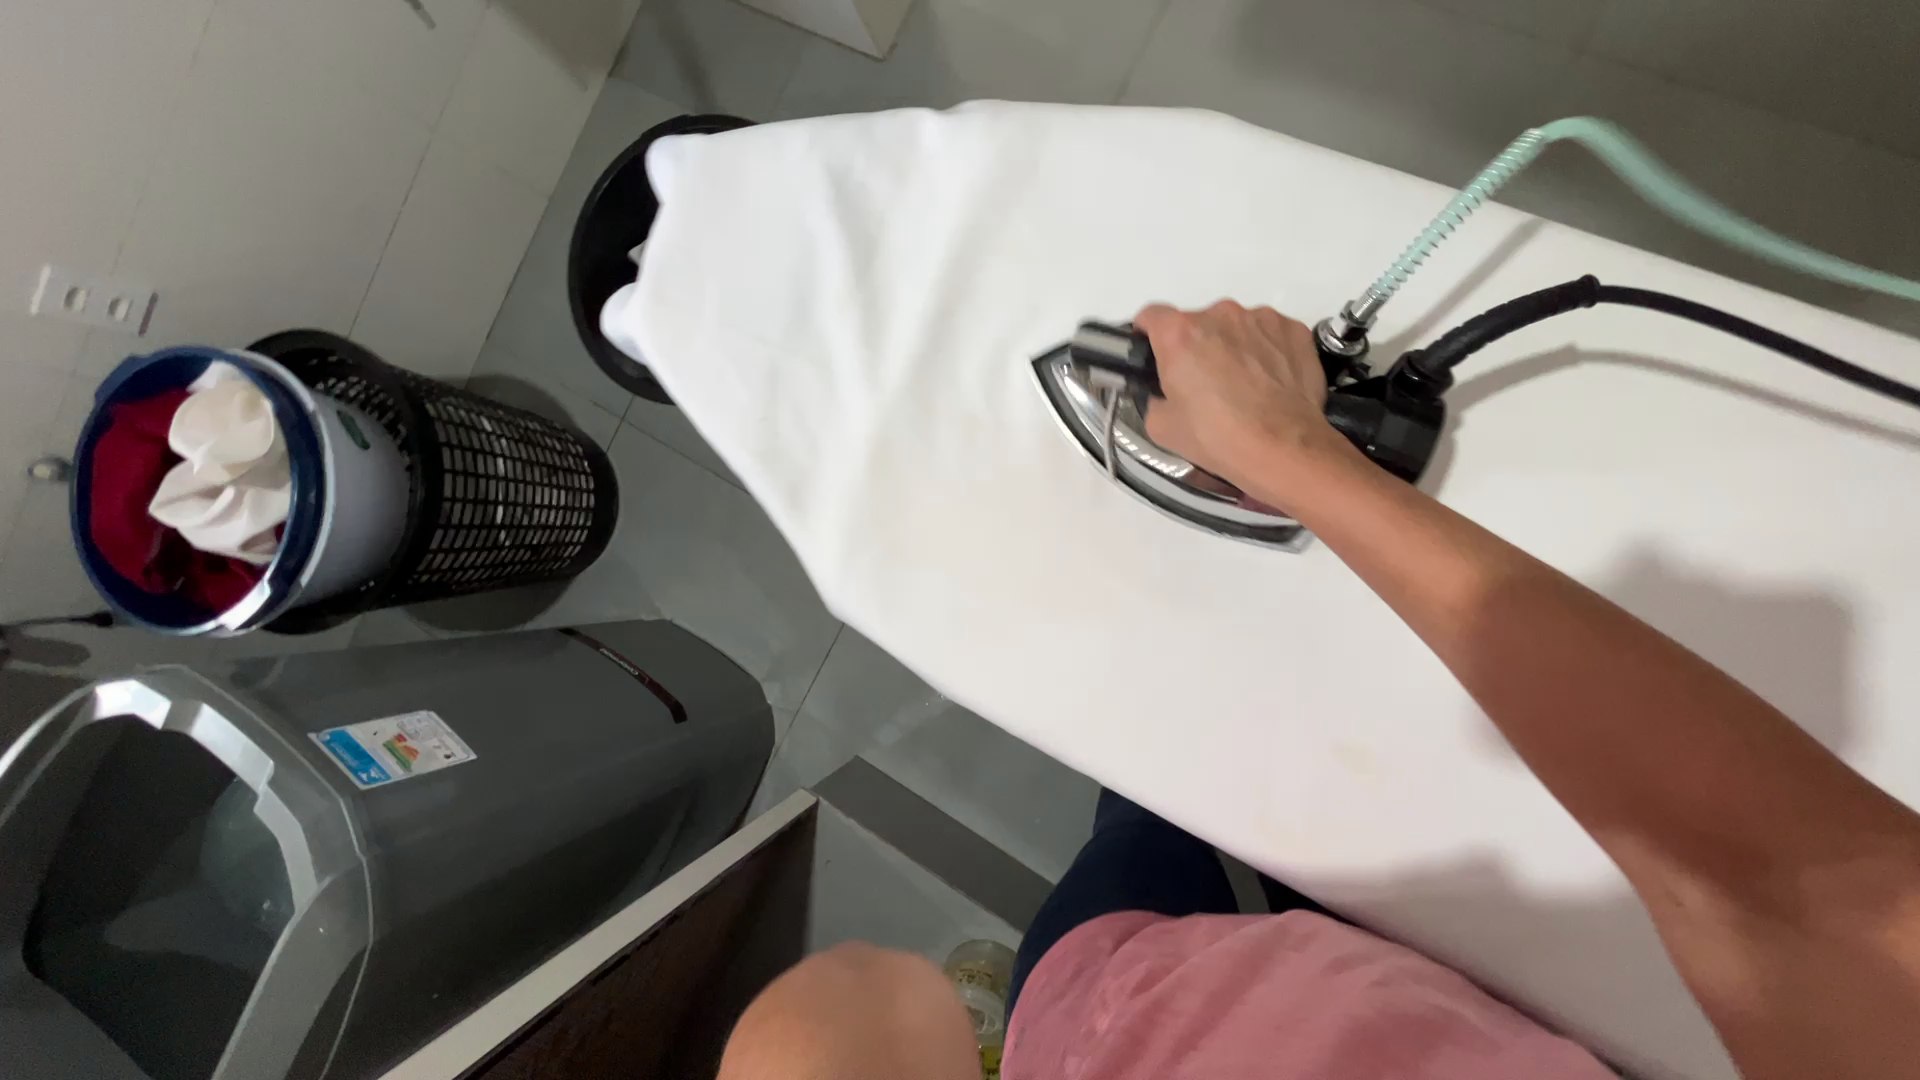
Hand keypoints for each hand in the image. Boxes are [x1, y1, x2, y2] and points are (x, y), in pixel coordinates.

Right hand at [1135, 301, 1353, 501]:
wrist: (1282, 447)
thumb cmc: (1216, 437)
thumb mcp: (1161, 427)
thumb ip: (1155, 397)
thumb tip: (1165, 394)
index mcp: (1180, 334)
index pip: (1151, 315)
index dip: (1148, 335)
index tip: (1154, 353)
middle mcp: (1220, 315)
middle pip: (1196, 322)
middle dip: (1195, 347)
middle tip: (1202, 386)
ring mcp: (1261, 318)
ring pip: (1234, 327)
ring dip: (1231, 347)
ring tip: (1241, 386)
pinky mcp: (1293, 329)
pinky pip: (1268, 333)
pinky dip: (1264, 351)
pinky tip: (1267, 382)